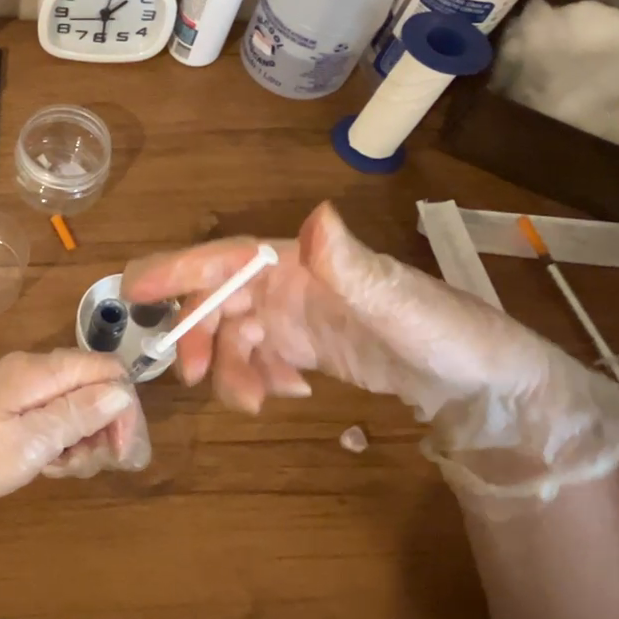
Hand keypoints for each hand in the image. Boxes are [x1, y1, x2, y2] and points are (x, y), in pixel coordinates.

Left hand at [0, 350, 150, 558]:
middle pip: (93, 387)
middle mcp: (30, 373)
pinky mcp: (6, 417)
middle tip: (86, 467)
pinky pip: (50, 422)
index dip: (124, 408)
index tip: (122, 453)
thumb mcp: (29, 442)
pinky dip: (58, 445)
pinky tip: (47, 469)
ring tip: (60, 471)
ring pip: (73, 408)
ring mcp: (16, 395)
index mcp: (37, 371)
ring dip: (81, 441)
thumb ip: (76, 414)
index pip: (106, 368)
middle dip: (103, 428)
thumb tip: (123, 392)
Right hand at [122, 203, 618, 502]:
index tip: (134, 292)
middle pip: (216, 300)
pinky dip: (257, 378)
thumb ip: (350, 264)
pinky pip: (258, 359)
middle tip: (193, 378)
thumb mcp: (398, 302)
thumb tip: (317, 216)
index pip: (224, 259)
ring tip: (258, 402)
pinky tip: (286, 394)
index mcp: (301, 261)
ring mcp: (294, 316)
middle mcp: (287, 283)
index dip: (176, 271)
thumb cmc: (445, 331)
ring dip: (229, 369)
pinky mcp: (303, 346)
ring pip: (232, 336)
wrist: (484, 383)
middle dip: (197, 336)